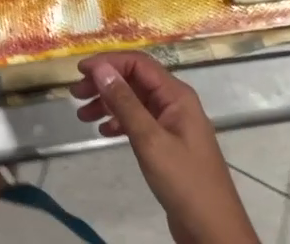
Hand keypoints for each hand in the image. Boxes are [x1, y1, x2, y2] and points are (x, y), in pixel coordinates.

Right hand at [71, 52, 259, 243]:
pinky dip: (119, 122)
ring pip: (135, 101)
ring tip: (83, 115)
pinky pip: (139, 121)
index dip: (108, 62)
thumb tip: (100, 68)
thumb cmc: (184, 181)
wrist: (213, 230)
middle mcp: (175, 103)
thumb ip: (125, 102)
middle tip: (76, 95)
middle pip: (135, 80)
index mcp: (176, 95)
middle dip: (105, 83)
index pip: (138, 63)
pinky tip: (104, 132)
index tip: (80, 72)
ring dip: (108, 103)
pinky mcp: (168, 144)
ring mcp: (172, 124)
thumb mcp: (150, 140)